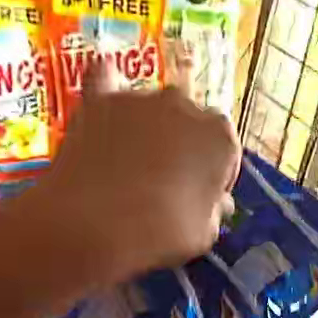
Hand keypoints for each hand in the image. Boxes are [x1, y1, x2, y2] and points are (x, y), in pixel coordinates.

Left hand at [24, 71, 238, 280]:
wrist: (93, 225)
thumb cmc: (159, 234)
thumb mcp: (203, 234)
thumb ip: (213, 210)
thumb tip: (216, 202)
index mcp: (220, 138)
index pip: (224, 152)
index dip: (213, 176)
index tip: (200, 195)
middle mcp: (186, 105)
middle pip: (189, 124)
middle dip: (182, 148)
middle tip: (165, 183)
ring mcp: (141, 97)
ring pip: (151, 110)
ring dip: (147, 128)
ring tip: (128, 165)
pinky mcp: (100, 98)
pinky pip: (105, 82)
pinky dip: (106, 86)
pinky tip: (103, 87)